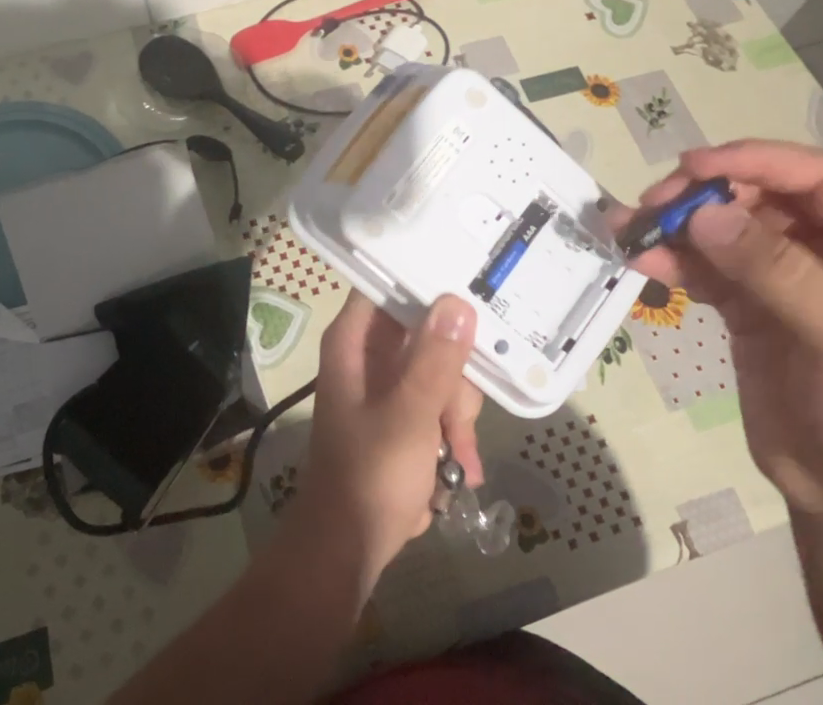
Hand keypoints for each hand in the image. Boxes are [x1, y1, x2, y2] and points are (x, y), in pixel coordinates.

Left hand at [287, 292, 483, 591]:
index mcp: (355, 342)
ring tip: (458, 454)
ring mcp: (389, 387)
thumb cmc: (370, 475)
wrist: (352, 546)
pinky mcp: (406, 417)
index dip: (425, 277)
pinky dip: (454, 434)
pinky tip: (462, 468)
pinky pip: (442, 405)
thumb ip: (435, 360)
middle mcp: (370, 357)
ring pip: (444, 372)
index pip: (387, 284)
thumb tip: (458, 301)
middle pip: (428, 331)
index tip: (471, 279)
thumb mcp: (409, 416)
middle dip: (454, 374)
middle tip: (460, 409)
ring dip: (458, 413)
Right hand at [620, 140, 822, 532]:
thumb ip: (779, 273)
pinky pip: (710, 276)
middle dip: (710, 195)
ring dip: (680, 227)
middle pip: (770, 201)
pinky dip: (676, 264)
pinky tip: (642, 262)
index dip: (762, 162)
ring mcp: (792, 288)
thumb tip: (703, 212)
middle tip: (653, 203)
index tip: (694, 165)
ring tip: (629, 229)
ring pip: (730, 236)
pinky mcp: (753, 318)